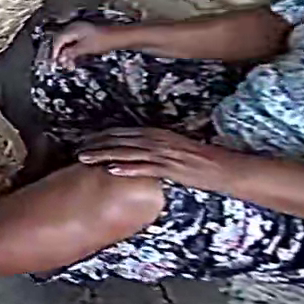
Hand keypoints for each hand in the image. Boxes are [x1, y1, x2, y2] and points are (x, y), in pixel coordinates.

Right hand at [43, 20, 126, 68]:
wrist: (122, 37)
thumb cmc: (103, 41)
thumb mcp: (85, 48)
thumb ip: (70, 53)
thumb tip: (60, 59)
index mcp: (72, 29)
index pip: (58, 40)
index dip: (55, 52)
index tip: (54, 62)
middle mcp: (74, 28)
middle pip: (62, 41)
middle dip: (61, 53)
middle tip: (62, 64)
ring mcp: (81, 30)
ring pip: (68, 43)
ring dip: (68, 53)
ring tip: (70, 64)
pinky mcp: (87, 34)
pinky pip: (75, 42)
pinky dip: (74, 50)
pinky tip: (75, 57)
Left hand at [76, 128, 252, 191]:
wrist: (227, 168)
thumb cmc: (200, 160)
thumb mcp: (172, 147)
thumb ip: (151, 146)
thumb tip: (132, 149)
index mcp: (155, 133)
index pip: (120, 133)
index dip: (100, 136)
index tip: (83, 140)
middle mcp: (155, 140)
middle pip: (117, 141)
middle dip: (95, 145)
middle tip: (76, 150)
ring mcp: (162, 154)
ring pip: (125, 153)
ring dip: (102, 156)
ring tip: (83, 159)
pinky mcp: (170, 168)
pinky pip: (144, 168)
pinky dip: (126, 168)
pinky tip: (110, 170)